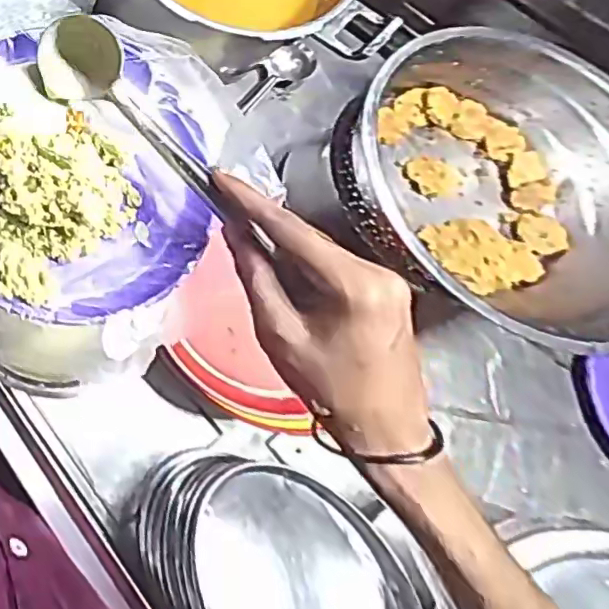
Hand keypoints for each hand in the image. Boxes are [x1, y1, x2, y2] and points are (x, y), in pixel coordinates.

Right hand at [212, 171, 433, 455]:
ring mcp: (386, 278)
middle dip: (265, 227)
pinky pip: (333, 262)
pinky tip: (286, 277)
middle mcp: (377, 271)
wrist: (387, 430)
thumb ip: (255, 275)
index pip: (291, 230)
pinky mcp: (386, 287)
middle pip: (306, 237)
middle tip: (227, 212)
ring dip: (284, 248)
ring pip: (318, 249)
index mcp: (353, 283)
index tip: (222, 178)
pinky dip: (304, 264)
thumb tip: (236, 232)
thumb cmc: (330, 390)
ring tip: (253, 256)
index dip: (250, 201)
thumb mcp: (279, 332)